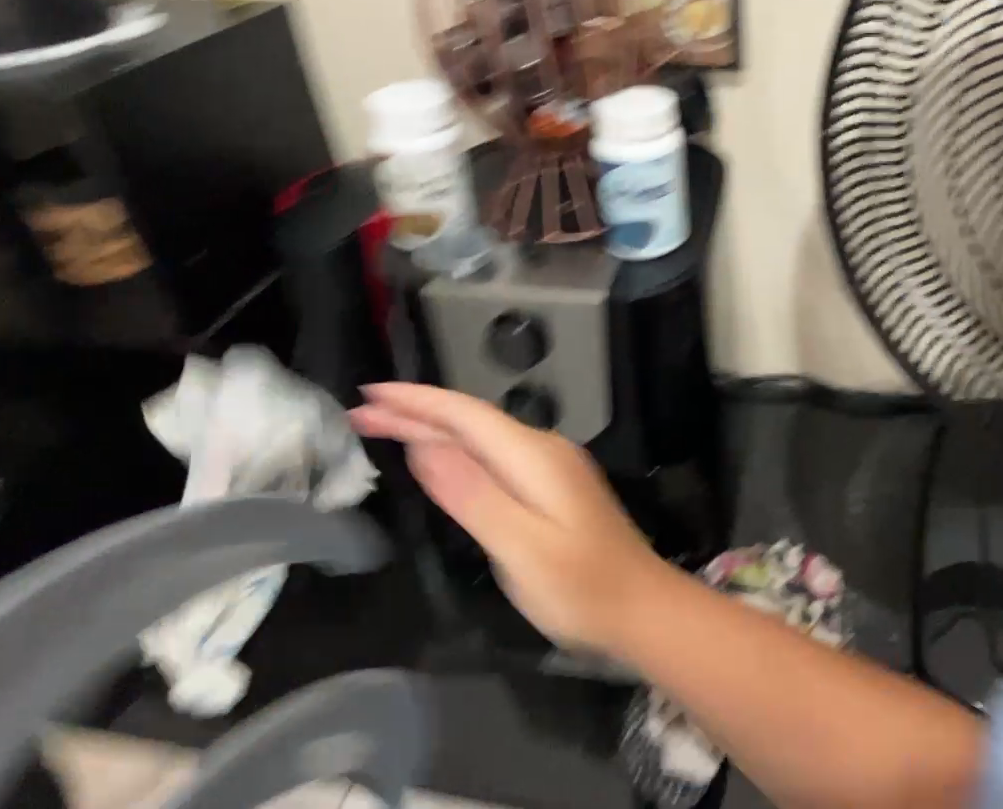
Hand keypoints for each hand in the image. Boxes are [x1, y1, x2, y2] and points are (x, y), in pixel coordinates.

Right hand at [349, 383, 674, 652]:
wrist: (643, 609)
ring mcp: (551, 467)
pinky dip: (458, 450)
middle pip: (471, 422)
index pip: (465, 415)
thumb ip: (473, 494)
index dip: (416, 401)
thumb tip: (423, 446)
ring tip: (385, 428)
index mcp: (534, 457)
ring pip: (482, 437)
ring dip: (433, 429)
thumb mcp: (521, 547)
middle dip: (415, 414)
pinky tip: (440, 458)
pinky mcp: (552, 486)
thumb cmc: (582, 588)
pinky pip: (495, 455)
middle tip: (359, 414)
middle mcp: (544, 450)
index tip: (368, 394)